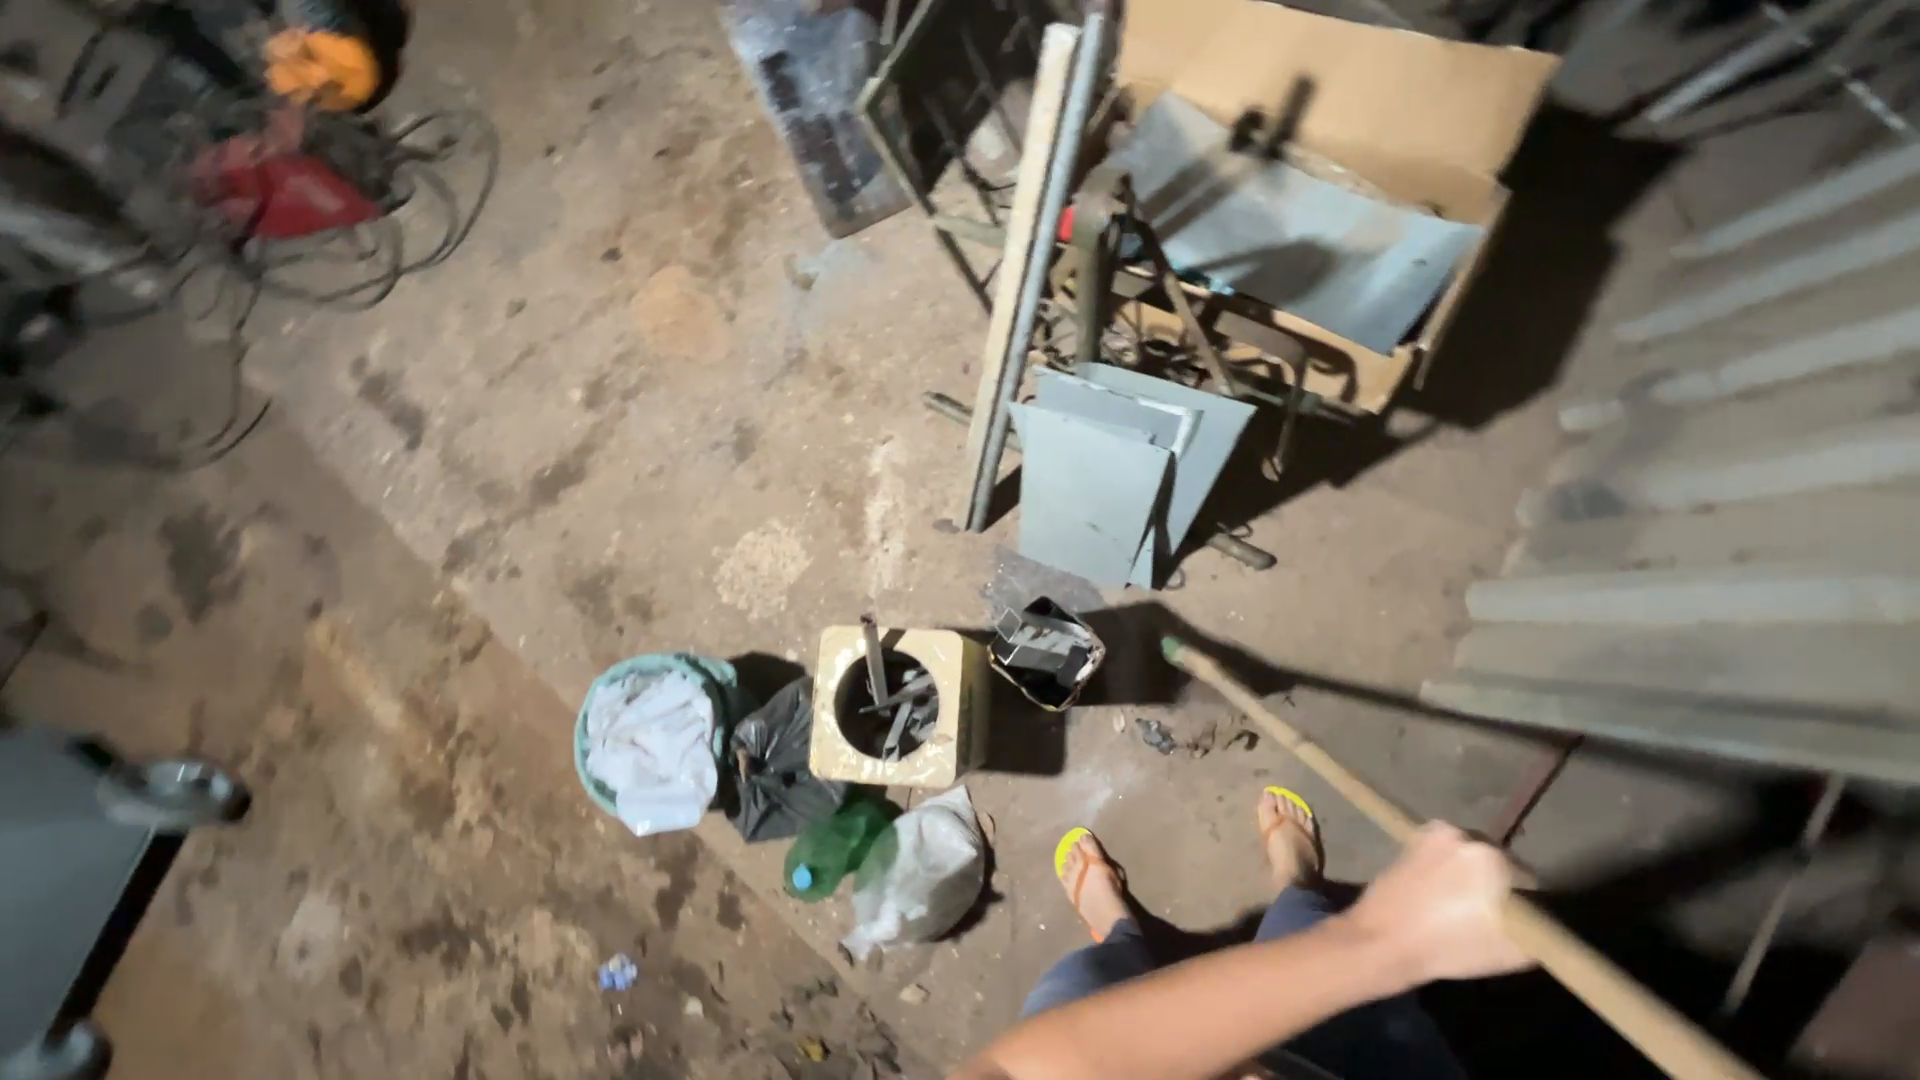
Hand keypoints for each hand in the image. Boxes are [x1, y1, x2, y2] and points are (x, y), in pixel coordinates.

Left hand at [1342, 822, 1532, 984]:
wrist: (1385, 937)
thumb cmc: (1451, 946)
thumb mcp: (1516, 951)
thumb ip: (1542, 929)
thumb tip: (1545, 917)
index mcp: (1492, 856)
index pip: (1529, 878)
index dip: (1527, 902)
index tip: (1516, 920)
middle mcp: (1462, 833)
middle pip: (1497, 860)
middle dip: (1497, 882)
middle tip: (1486, 911)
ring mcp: (1432, 832)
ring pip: (1469, 854)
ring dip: (1471, 872)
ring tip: (1460, 903)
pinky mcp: (1410, 839)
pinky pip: (1443, 852)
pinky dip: (1447, 866)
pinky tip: (1440, 891)